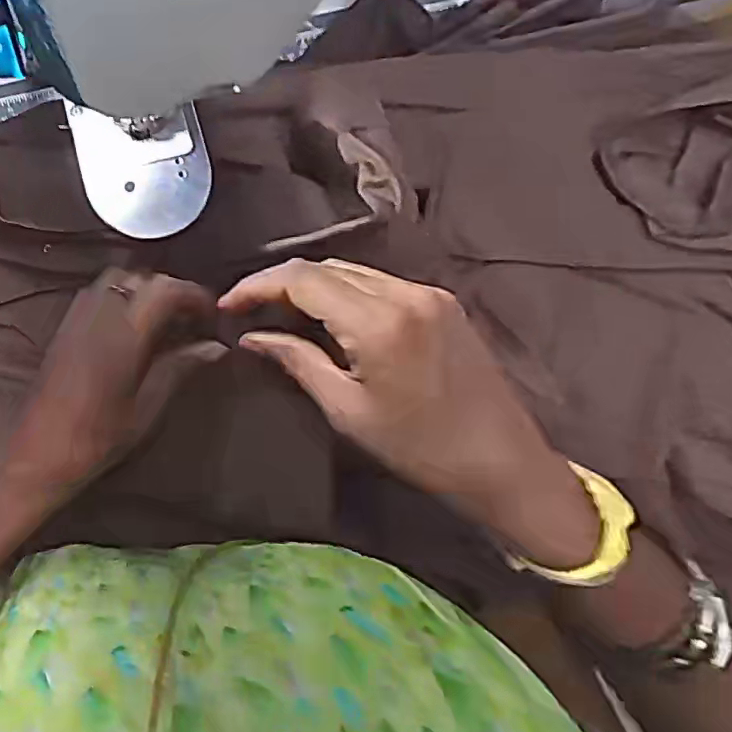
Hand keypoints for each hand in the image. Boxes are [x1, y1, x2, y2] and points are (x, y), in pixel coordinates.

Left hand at [0, 269, 215, 510]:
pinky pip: (96, 293)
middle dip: (171, 290)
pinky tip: (130, 327)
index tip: (211, 315)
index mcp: (123, 333)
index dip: (195, 296)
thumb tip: (214, 347)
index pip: (166, 290)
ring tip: (162, 320)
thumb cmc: (97, 438)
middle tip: (190, 319)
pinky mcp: (63, 327)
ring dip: (144, 290)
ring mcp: (76, 318)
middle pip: (141, 278)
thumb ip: (179, 368)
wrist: (38, 453)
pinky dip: (120, 297)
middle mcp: (98, 315)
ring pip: (116, 280)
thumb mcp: (147, 408)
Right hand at [220, 258, 596, 564]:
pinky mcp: (441, 302)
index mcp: (380, 322)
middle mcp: (405, 293)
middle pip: (324, 267)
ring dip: (309, 285)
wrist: (504, 464)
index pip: (302, 279)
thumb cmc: (419, 447)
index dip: (256, 286)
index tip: (227, 306)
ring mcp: (427, 293)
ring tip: (279, 313)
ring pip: (349, 270)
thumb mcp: (346, 409)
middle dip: (278, 283)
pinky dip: (340, 291)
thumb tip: (252, 337)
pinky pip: (376, 282)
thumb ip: (297, 360)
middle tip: (247, 312)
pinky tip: (325, 316)